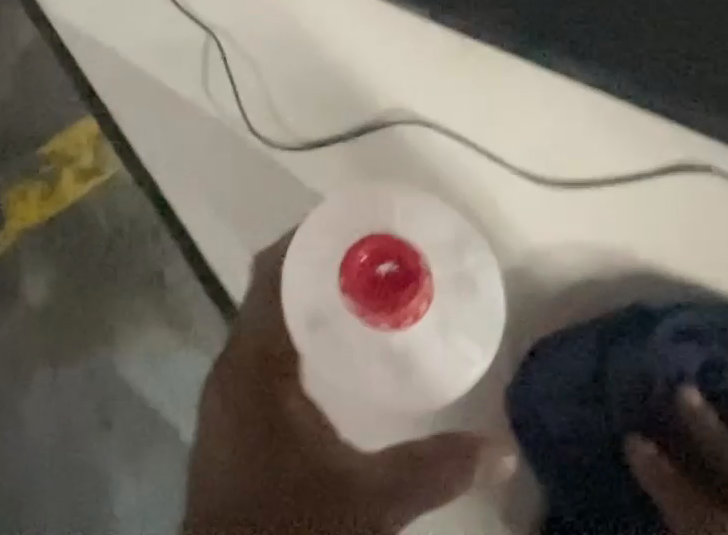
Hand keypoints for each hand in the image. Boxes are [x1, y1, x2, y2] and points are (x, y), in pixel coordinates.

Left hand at [182, 236, 517, 533]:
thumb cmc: (290, 528)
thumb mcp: (370, 502)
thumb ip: (434, 469)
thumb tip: (502, 449)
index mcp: (253, 365)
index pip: (272, 274)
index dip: (307, 240)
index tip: (354, 224)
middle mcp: (231, 367)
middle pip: (268, 291)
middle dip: (315, 267)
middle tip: (373, 258)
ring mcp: (225, 393)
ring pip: (262, 323)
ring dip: (303, 302)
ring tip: (361, 295)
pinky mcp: (231, 418)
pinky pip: (260, 353)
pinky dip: (294, 338)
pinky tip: (334, 357)